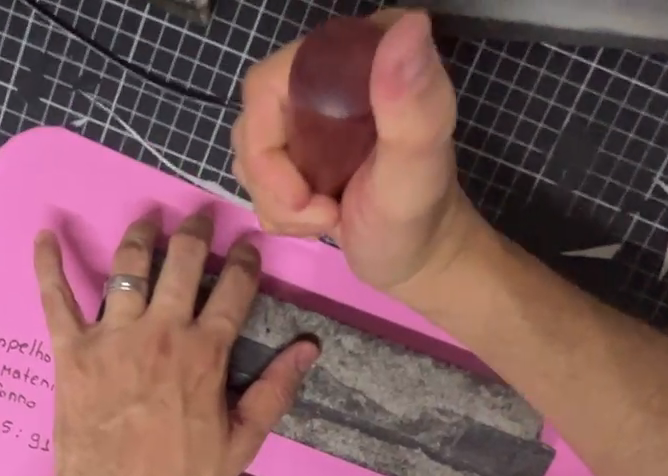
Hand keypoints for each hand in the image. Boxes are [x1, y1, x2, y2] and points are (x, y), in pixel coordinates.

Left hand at [31, 211, 318, 475]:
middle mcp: (160, 332)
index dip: (244, 261)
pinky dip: (47, 265)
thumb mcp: (240, 442)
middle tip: (198, 221)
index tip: (246, 246)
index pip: (233, 288)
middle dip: (195, 233)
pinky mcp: (71, 352)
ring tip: (148, 221)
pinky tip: (44, 236)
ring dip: (140, 236)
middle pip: (181, 262)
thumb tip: (310, 348)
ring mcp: (112, 337)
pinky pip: (55, 299)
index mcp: (205, 352)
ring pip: (127, 267)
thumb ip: (275, 390)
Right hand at [231, 10, 484, 295]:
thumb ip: (413, 101)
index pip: (270, 84)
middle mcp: (324, 78)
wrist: (415, 256)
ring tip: (326, 217)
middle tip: (321, 213)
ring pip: (250, 158)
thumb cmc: (417, 214)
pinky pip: (256, 182)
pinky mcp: (295, 153)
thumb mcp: (417, 163)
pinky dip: (280, 213)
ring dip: (279, 204)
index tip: (305, 193)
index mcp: (357, 57)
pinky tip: (318, 219)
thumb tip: (408, 27)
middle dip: (276, 185)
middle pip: (253, 126)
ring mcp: (305, 118)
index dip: (270, 144)